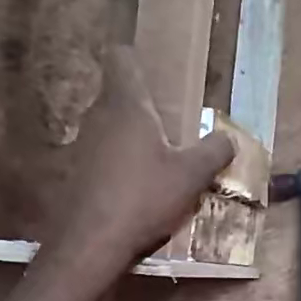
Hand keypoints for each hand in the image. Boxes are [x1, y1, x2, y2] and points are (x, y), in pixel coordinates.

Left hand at [44, 50, 235, 281]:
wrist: (90, 244)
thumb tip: (229, 138)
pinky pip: (100, 156)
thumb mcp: (192, 175)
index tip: (151, 63)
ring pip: (108, 128)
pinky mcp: (72, 174)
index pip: (121, 60)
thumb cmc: (144, 197)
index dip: (134, 55)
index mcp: (127, 107)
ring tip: (158, 157)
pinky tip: (136, 187)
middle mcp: (97, 117)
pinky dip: (117, 163)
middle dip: (142, 104)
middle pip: (117, 96)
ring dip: (130, 136)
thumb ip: (215, 151)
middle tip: (171, 119)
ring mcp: (80, 146)